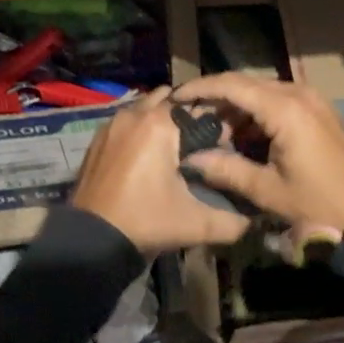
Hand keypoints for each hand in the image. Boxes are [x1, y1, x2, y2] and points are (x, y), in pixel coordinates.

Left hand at [71, 88, 251, 253]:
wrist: (90, 241)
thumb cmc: (144, 222)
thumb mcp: (194, 224)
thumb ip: (231, 221)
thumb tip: (252, 219)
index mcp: (160, 124)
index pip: (199, 109)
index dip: (215, 124)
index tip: (222, 146)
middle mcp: (136, 114)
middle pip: (172, 101)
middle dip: (187, 117)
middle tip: (198, 145)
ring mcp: (113, 123)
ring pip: (147, 107)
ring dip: (162, 120)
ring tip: (174, 150)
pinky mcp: (98, 137)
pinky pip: (128, 121)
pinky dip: (141, 130)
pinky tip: (148, 157)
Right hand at [173, 74, 343, 234]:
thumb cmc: (317, 204)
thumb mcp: (267, 191)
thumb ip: (226, 170)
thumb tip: (191, 159)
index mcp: (284, 109)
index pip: (232, 85)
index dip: (201, 88)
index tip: (176, 98)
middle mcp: (298, 93)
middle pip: (246, 84)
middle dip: (216, 98)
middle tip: (189, 118)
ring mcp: (311, 99)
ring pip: (262, 91)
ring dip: (236, 107)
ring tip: (212, 131)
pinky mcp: (318, 110)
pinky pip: (279, 100)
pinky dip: (257, 113)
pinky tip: (242, 136)